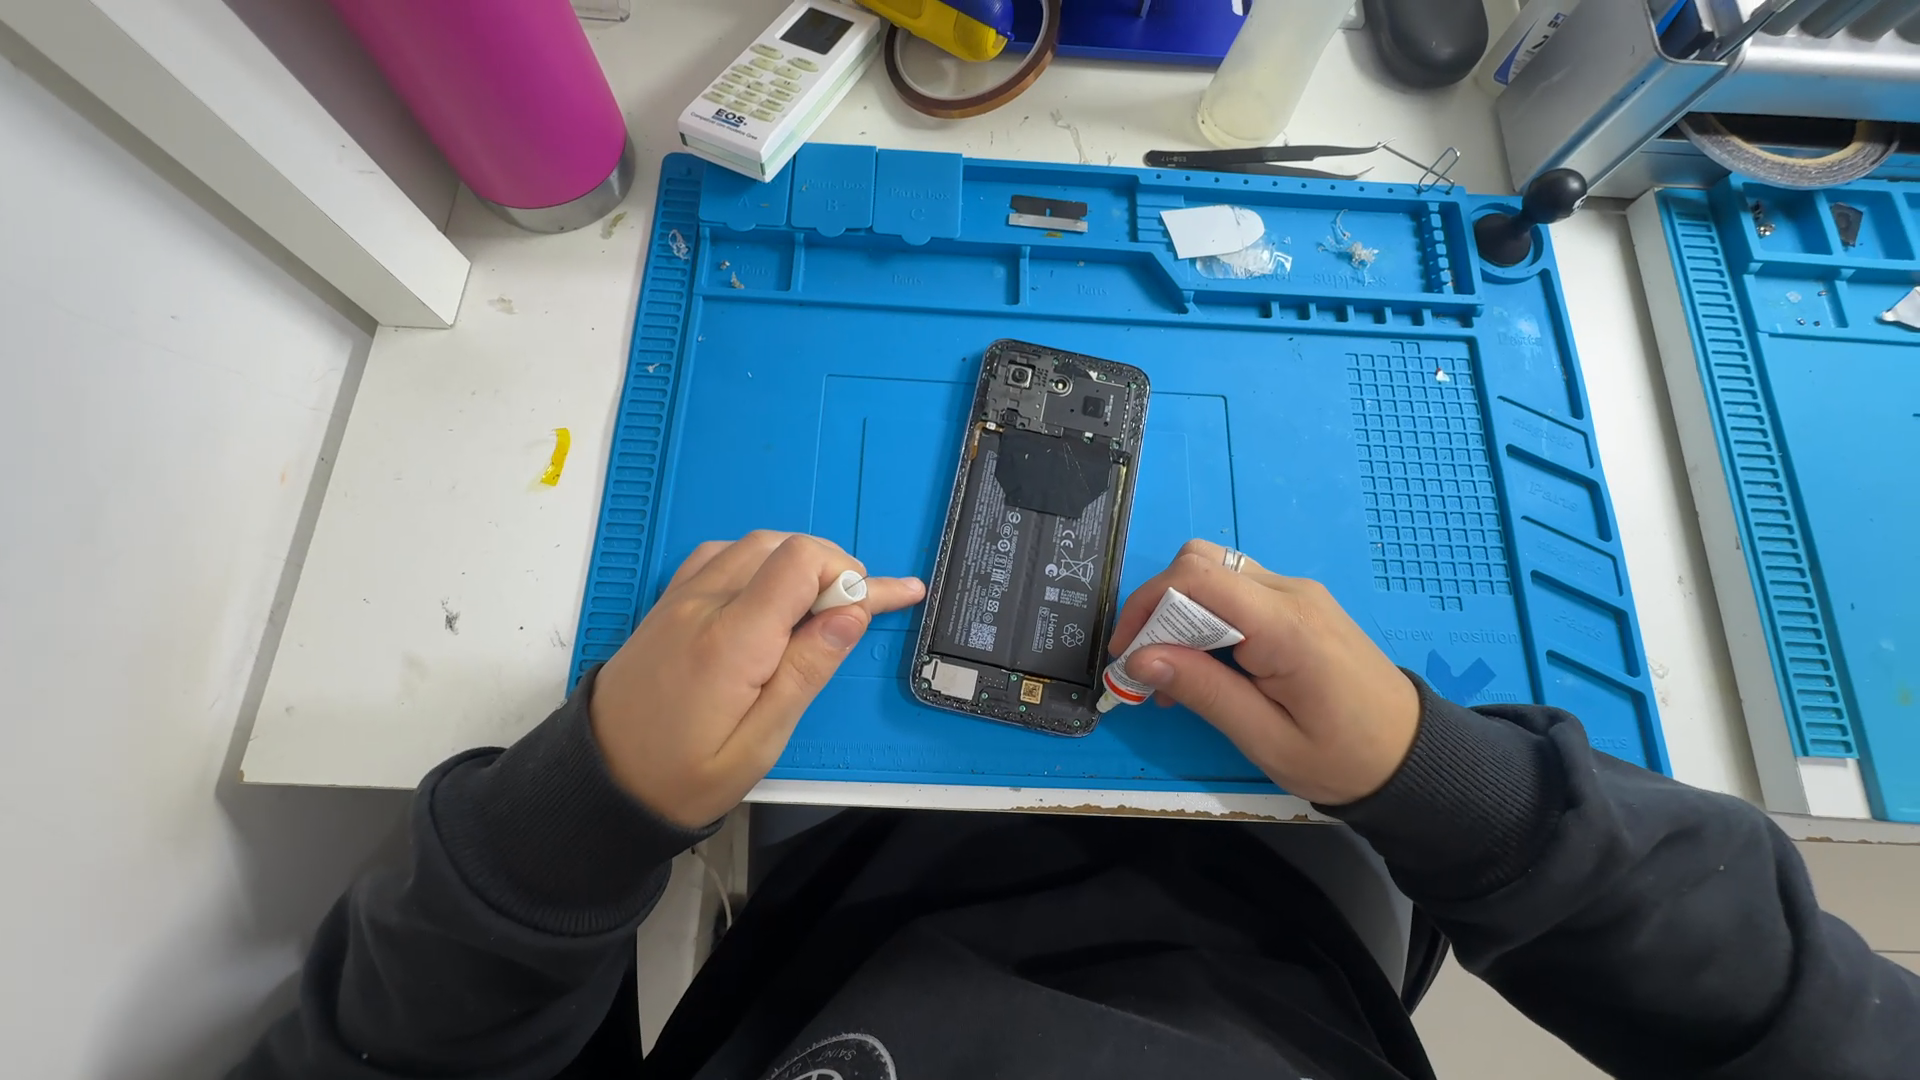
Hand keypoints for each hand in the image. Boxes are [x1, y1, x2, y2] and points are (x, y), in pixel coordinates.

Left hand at [589, 531, 924, 826]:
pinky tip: (769, 594)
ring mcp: (680, 598)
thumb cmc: (682, 777)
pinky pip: (720, 556)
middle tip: (852, 613)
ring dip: (796, 561)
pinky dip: (758, 561)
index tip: (883, 602)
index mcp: (731, 640)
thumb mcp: (759, 745)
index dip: (852, 575)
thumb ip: (807, 672)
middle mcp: (703, 604)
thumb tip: (852, 614)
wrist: (597, 784)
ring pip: (753, 545)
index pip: (801, 563)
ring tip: (818, 604)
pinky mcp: (667, 603)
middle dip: (831, 568)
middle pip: (782, 545)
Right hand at [1109, 539, 1418, 805]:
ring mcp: (1297, 594)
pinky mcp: (1297, 605)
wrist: (1414, 759)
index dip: (1147, 605)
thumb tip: (1139, 658)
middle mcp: (1290, 593)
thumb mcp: (1266, 739)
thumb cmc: (1343, 759)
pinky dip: (1203, 618)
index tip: (1126, 654)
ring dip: (1178, 612)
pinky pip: (1235, 592)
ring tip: (1171, 673)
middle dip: (1158, 605)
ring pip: (1214, 573)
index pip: (1196, 578)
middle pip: (1200, 562)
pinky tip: (1201, 665)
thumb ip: (1203, 690)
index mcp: (1285, 625)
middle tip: (1146, 662)